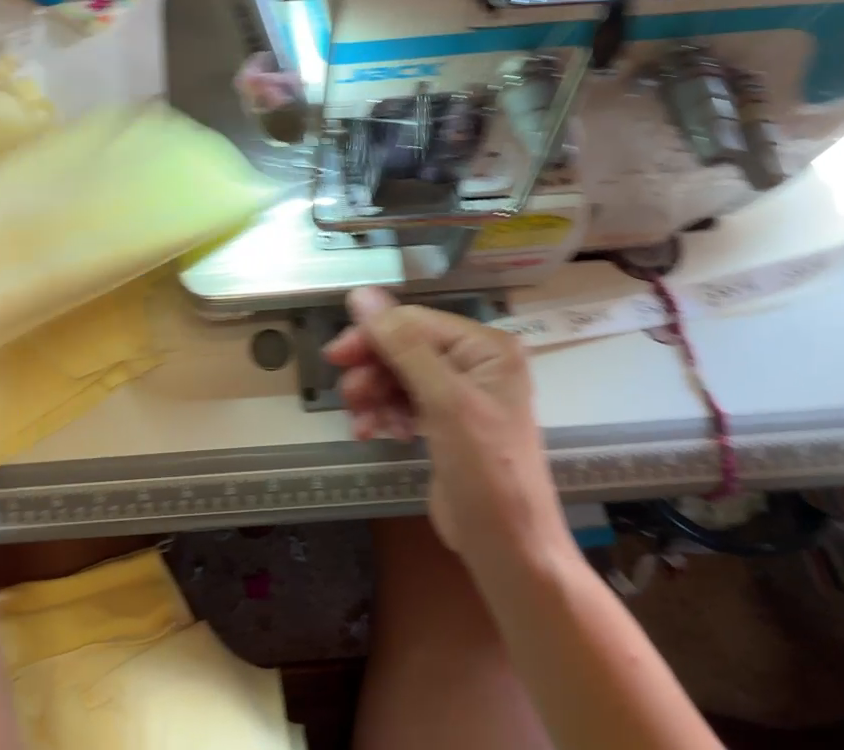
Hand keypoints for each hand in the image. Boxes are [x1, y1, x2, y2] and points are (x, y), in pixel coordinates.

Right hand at [324, 287, 571, 557]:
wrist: (508, 549)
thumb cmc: (485, 473)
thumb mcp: (444, 403)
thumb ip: (403, 346)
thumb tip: (361, 294)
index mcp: (487, 348)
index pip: (416, 322)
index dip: (373, 335)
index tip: (335, 358)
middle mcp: (477, 364)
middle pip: (405, 348)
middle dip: (374, 371)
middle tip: (350, 397)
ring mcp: (462, 395)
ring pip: (399, 376)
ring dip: (375, 395)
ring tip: (364, 424)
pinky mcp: (447, 424)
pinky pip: (405, 402)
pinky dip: (386, 414)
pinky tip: (376, 434)